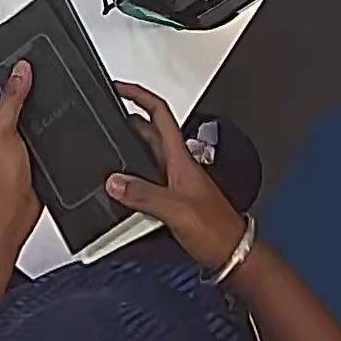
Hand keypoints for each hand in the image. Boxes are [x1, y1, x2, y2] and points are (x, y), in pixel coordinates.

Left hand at [0, 61, 42, 248]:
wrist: (10, 218)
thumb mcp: (4, 132)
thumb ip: (12, 99)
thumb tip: (20, 70)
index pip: (4, 85)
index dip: (15, 68)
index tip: (27, 52)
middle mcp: (9, 127)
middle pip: (23, 96)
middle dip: (33, 81)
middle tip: (45, 62)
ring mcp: (24, 141)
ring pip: (37, 113)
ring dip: (46, 103)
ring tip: (56, 84)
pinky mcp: (40, 154)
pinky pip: (49, 131)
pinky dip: (56, 124)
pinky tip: (64, 118)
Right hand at [106, 82, 247, 270]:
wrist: (233, 252)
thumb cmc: (216, 228)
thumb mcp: (177, 209)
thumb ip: (144, 195)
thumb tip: (115, 181)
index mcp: (180, 156)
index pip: (159, 112)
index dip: (139, 95)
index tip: (120, 88)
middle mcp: (177, 162)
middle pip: (150, 129)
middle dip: (129, 118)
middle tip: (108, 114)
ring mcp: (175, 179)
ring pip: (148, 152)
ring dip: (130, 145)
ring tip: (110, 144)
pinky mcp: (172, 196)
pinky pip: (147, 176)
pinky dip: (132, 174)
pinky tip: (123, 184)